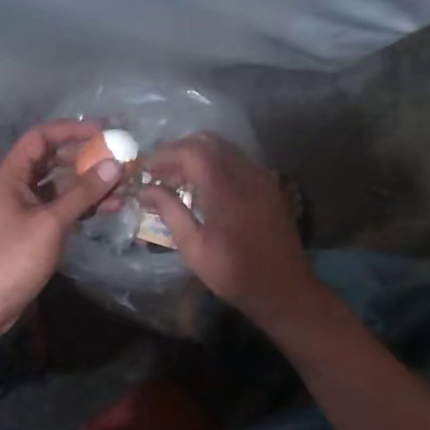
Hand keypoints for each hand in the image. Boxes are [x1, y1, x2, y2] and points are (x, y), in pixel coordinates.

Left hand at [0, 120, 122, 335]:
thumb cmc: (9, 258)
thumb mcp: (50, 223)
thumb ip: (83, 192)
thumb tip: (114, 165)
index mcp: (8, 176)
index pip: (41, 137)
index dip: (72, 130)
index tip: (105, 133)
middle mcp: (13, 186)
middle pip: (52, 160)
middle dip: (86, 158)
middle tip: (119, 160)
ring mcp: (21, 209)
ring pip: (59, 186)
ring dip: (88, 184)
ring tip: (122, 186)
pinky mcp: (29, 230)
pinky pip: (58, 207)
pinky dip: (81, 205)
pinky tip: (107, 207)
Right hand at [139, 134, 320, 321]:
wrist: (284, 287)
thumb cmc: (234, 272)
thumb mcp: (194, 247)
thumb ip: (170, 211)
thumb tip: (146, 189)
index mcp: (226, 186)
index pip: (191, 151)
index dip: (164, 154)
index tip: (145, 169)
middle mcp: (246, 172)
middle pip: (209, 142)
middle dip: (181, 151)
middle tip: (160, 173)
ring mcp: (262, 177)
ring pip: (225, 150)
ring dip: (199, 157)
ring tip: (177, 182)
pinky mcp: (270, 186)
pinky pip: (240, 162)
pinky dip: (218, 166)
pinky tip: (205, 189)